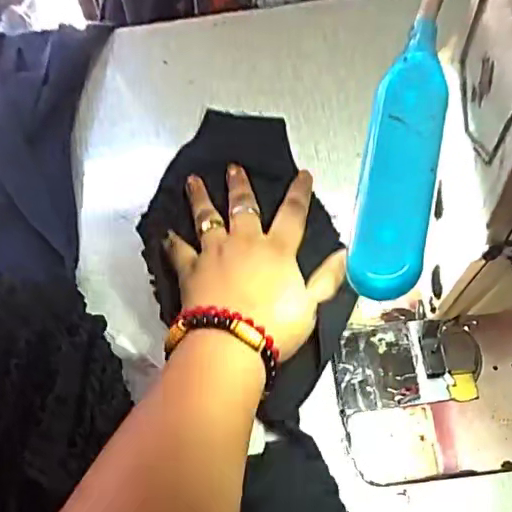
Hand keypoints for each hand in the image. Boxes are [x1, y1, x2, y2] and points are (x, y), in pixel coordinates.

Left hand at [163, 165, 346, 360]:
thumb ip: (326, 279)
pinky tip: (166, 233)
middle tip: (234, 169)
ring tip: (194, 182)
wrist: (231, 343)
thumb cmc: (275, 328)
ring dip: (201, 198)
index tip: (303, 176)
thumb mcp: (310, 306)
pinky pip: (179, 250)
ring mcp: (215, 253)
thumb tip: (344, 256)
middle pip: (243, 207)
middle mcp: (245, 243)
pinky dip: (172, 240)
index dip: (299, 193)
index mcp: (278, 250)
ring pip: (207, 217)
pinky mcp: (191, 270)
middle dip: (240, 186)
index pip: (293, 214)